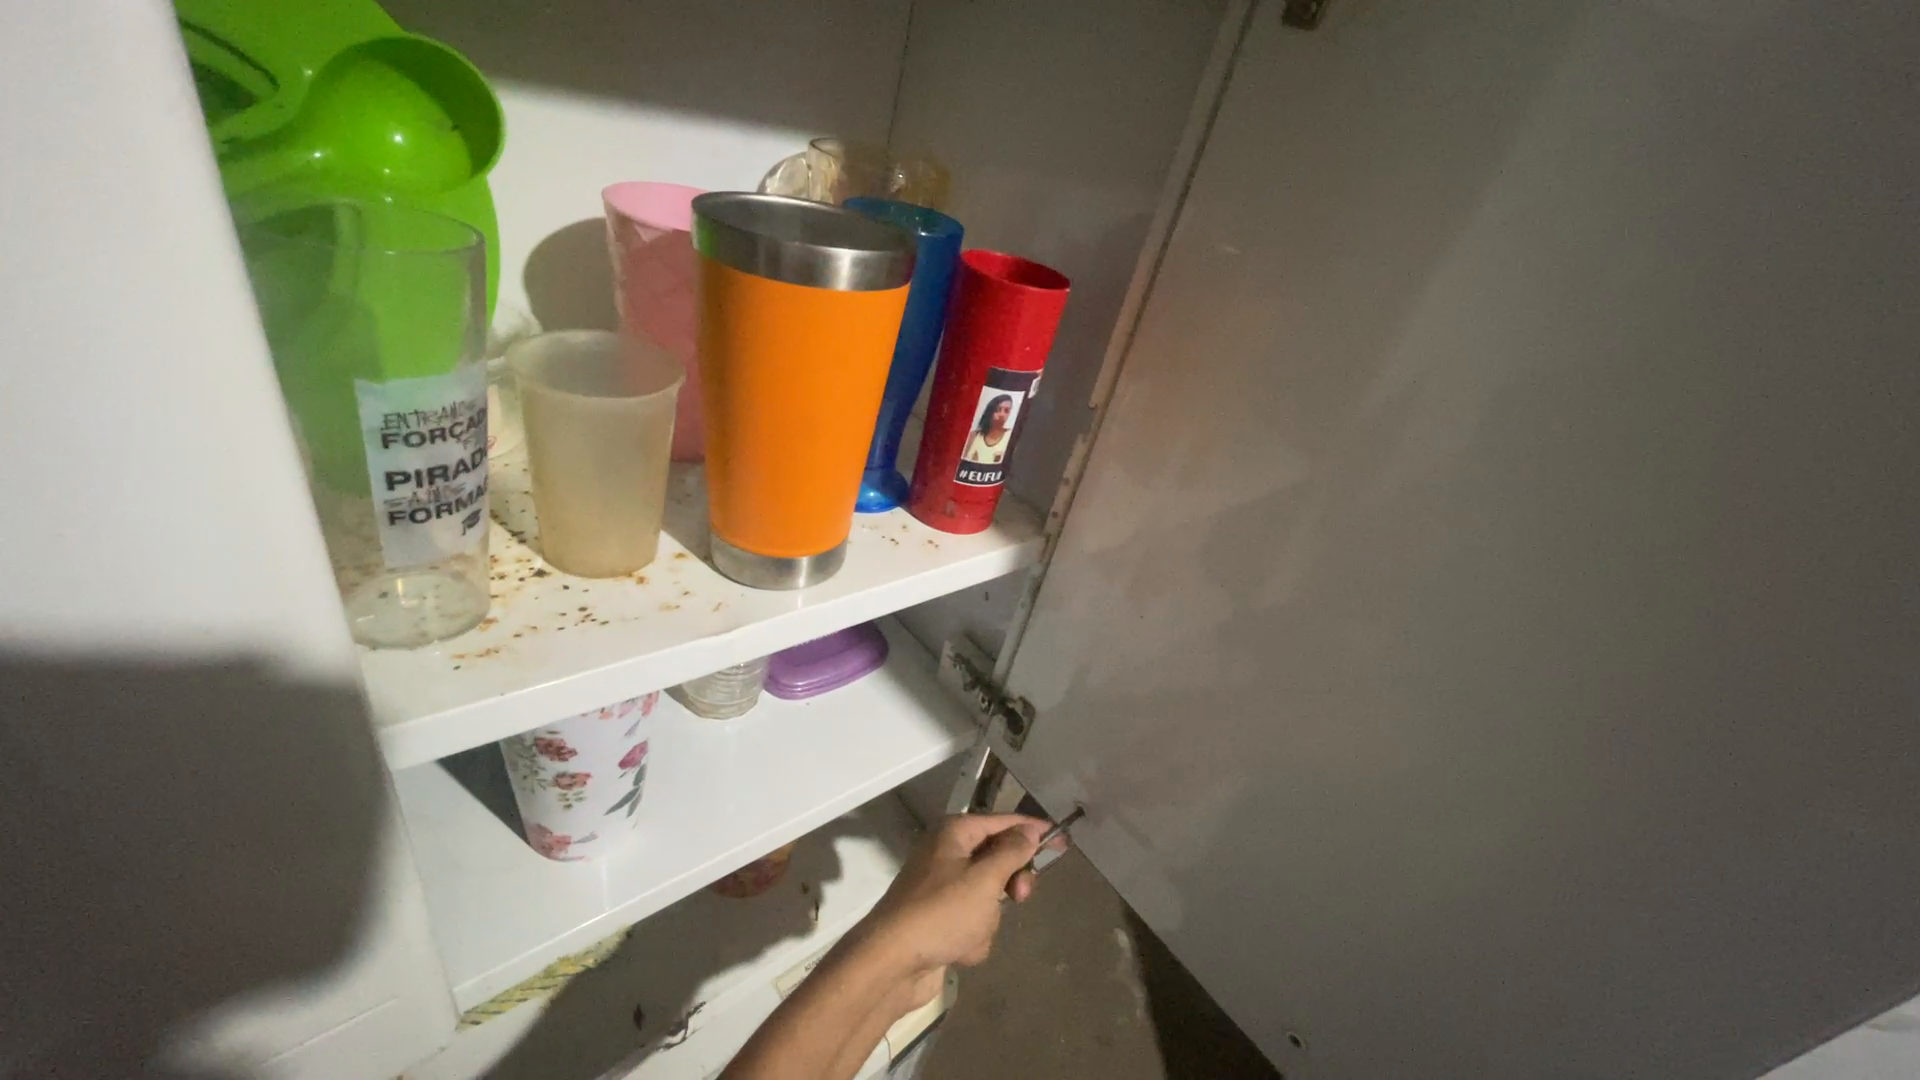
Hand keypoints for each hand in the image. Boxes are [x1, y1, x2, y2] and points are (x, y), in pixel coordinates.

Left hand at [858, 814, 1049, 977]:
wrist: (891, 963)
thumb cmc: (940, 913)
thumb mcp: (984, 879)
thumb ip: (1011, 852)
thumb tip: (1028, 829)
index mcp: (954, 833)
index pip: (1003, 822)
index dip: (1033, 830)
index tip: (1062, 840)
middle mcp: (947, 854)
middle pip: (998, 860)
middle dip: (1009, 883)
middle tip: (1020, 896)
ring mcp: (942, 889)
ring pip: (989, 897)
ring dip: (989, 919)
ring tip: (971, 933)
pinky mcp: (940, 920)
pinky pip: (973, 923)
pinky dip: (973, 937)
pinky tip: (959, 949)